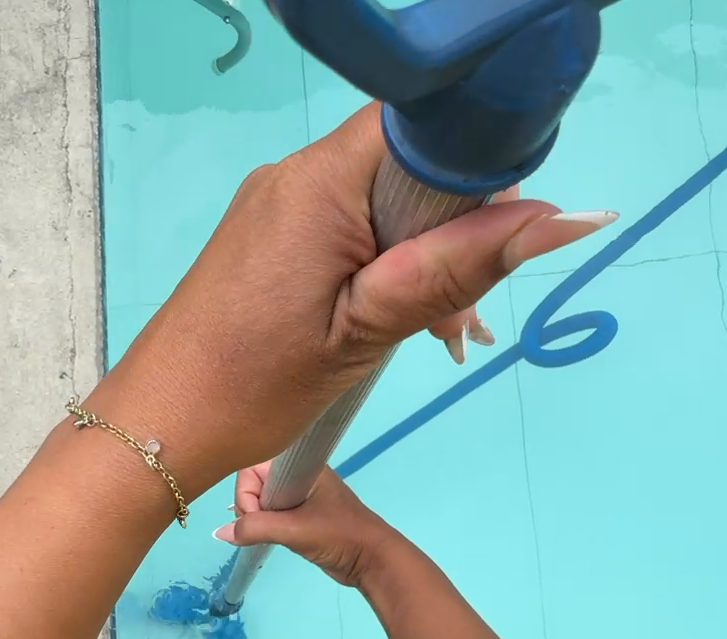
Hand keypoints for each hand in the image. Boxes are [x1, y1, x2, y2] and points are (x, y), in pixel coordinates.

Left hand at [84, 106, 615, 495]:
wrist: (161, 424)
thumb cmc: (254, 386)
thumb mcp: (364, 332)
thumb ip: (456, 270)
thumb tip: (565, 217)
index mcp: (318, 183)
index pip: (423, 126)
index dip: (472, 172)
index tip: (488, 244)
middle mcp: (291, 177)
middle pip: (401, 167)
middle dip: (447, 232)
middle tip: (456, 320)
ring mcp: (271, 208)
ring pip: (373, 205)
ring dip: (412, 259)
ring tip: (422, 334)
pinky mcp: (261, 241)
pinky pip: (336, 230)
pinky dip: (370, 268)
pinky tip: (375, 322)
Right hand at [214, 463, 401, 589]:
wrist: (372, 559)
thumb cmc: (338, 535)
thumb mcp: (294, 530)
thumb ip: (254, 529)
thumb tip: (221, 533)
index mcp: (298, 466)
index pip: (251, 467)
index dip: (247, 492)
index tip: (259, 515)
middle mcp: (295, 475)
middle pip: (252, 483)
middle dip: (250, 508)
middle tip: (268, 527)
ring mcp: (297, 494)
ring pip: (259, 501)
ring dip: (258, 520)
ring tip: (276, 534)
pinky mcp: (298, 513)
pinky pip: (269, 513)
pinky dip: (265, 526)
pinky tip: (275, 537)